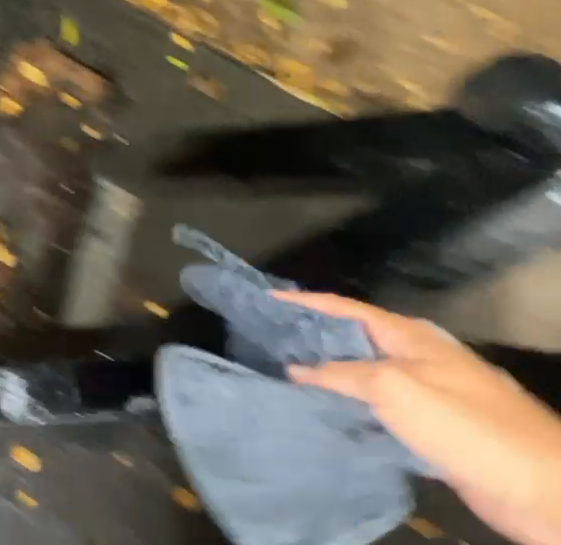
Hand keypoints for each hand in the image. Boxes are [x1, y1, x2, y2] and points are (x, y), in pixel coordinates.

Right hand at [279, 292, 560, 544]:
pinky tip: (326, 412)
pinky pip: (380, 408)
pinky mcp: (437, 429)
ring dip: (328, 375)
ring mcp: (432, 395)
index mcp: (412, 338)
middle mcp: (420, 359)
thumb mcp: (393, 389)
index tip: (262, 299)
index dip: (303, 301)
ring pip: (365, 375)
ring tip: (283, 375)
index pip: (345, 307)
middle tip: (264, 339)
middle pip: (354, 339)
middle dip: (311, 338)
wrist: (549, 495)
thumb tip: (297, 369)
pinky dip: (350, 405)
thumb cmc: (469, 427)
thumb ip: (339, 373)